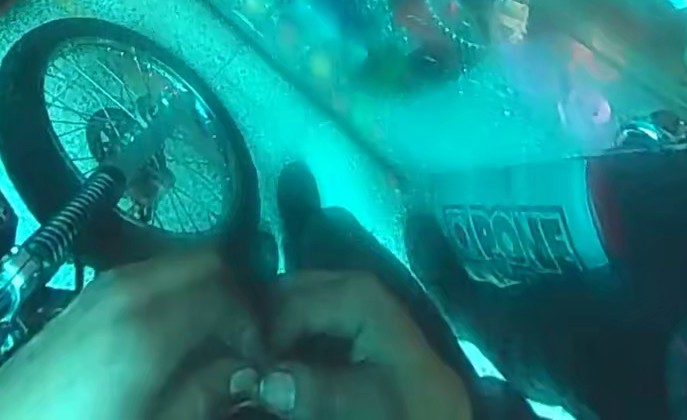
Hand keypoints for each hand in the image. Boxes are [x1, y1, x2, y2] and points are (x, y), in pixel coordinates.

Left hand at [0, 252, 258, 419]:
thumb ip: (200, 397)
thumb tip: (240, 368)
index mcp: (147, 326)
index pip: (223, 291)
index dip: (250, 319)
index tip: (258, 356)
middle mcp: (131, 288)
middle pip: (204, 261)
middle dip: (231, 294)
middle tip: (238, 343)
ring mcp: (106, 284)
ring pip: (178, 262)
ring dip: (202, 291)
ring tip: (206, 340)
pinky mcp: (89, 293)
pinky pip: (149, 274)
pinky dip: (174, 291)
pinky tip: (168, 334)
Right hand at [250, 271, 470, 419]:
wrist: (440, 413)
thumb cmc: (410, 405)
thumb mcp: (370, 405)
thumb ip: (320, 391)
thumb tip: (265, 382)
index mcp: (357, 293)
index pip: (292, 305)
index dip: (266, 339)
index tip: (248, 377)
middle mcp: (348, 280)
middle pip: (287, 293)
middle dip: (263, 326)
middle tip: (245, 367)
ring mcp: (345, 292)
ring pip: (290, 299)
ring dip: (270, 329)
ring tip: (258, 366)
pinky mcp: (345, 310)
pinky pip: (302, 312)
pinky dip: (285, 334)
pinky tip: (277, 361)